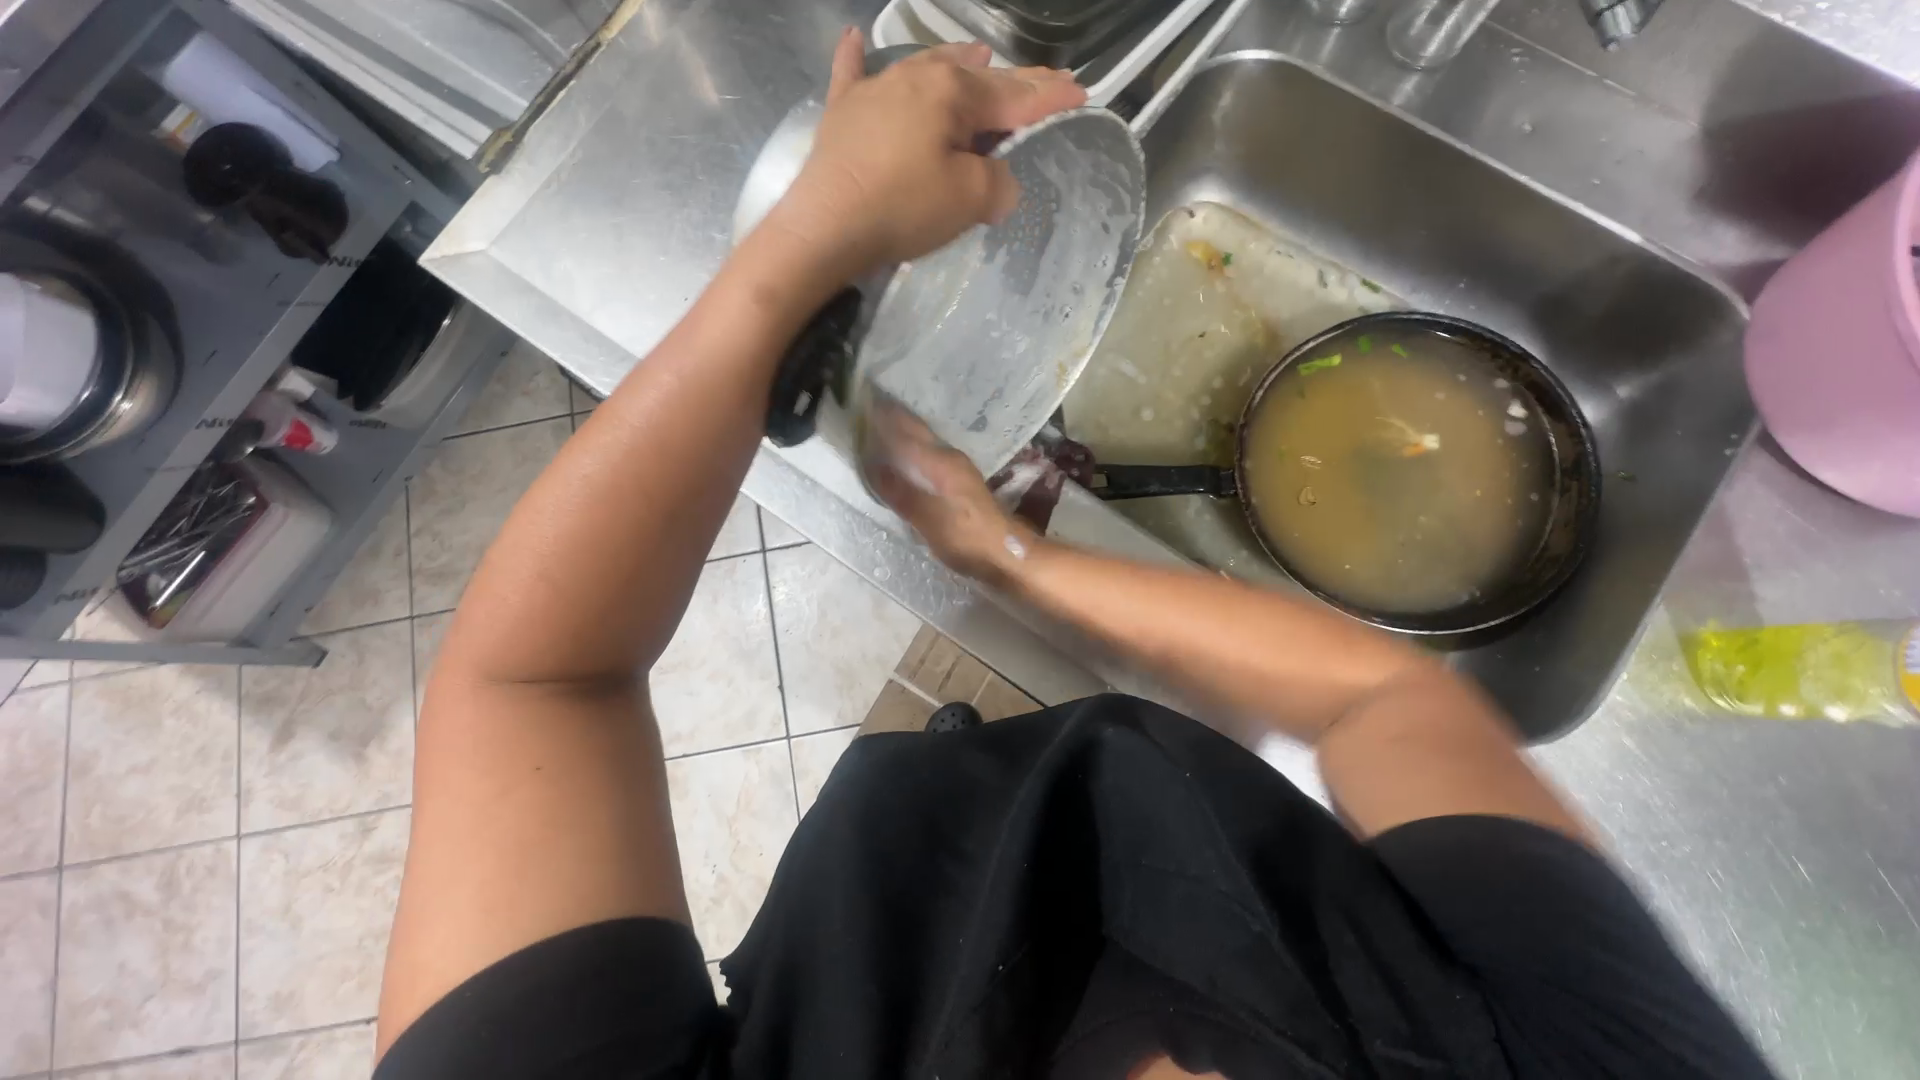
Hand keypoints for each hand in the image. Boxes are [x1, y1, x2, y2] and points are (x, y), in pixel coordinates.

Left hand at [766, 29, 1086, 277]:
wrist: (824, 228)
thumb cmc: (902, 209)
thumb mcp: (968, 200)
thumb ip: (997, 183)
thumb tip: (998, 181)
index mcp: (954, 94)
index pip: (1016, 96)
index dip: (1051, 97)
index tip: (1080, 94)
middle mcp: (916, 78)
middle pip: (975, 78)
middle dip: (1013, 80)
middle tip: (1044, 81)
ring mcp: (875, 90)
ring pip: (925, 66)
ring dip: (956, 61)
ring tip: (979, 54)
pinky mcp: (843, 113)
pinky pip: (852, 73)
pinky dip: (855, 58)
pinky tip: (852, 38)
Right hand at [860, 401, 1036, 585]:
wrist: (1006, 554)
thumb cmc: (967, 538)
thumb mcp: (929, 519)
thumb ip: (901, 492)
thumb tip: (871, 465)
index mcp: (942, 461)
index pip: (907, 429)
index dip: (884, 415)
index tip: (860, 399)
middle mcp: (950, 458)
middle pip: (915, 432)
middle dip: (890, 420)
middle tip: (862, 409)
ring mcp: (956, 469)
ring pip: (921, 443)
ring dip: (899, 435)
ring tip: (873, 429)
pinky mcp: (958, 483)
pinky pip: (926, 457)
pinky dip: (909, 452)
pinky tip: (898, 459)